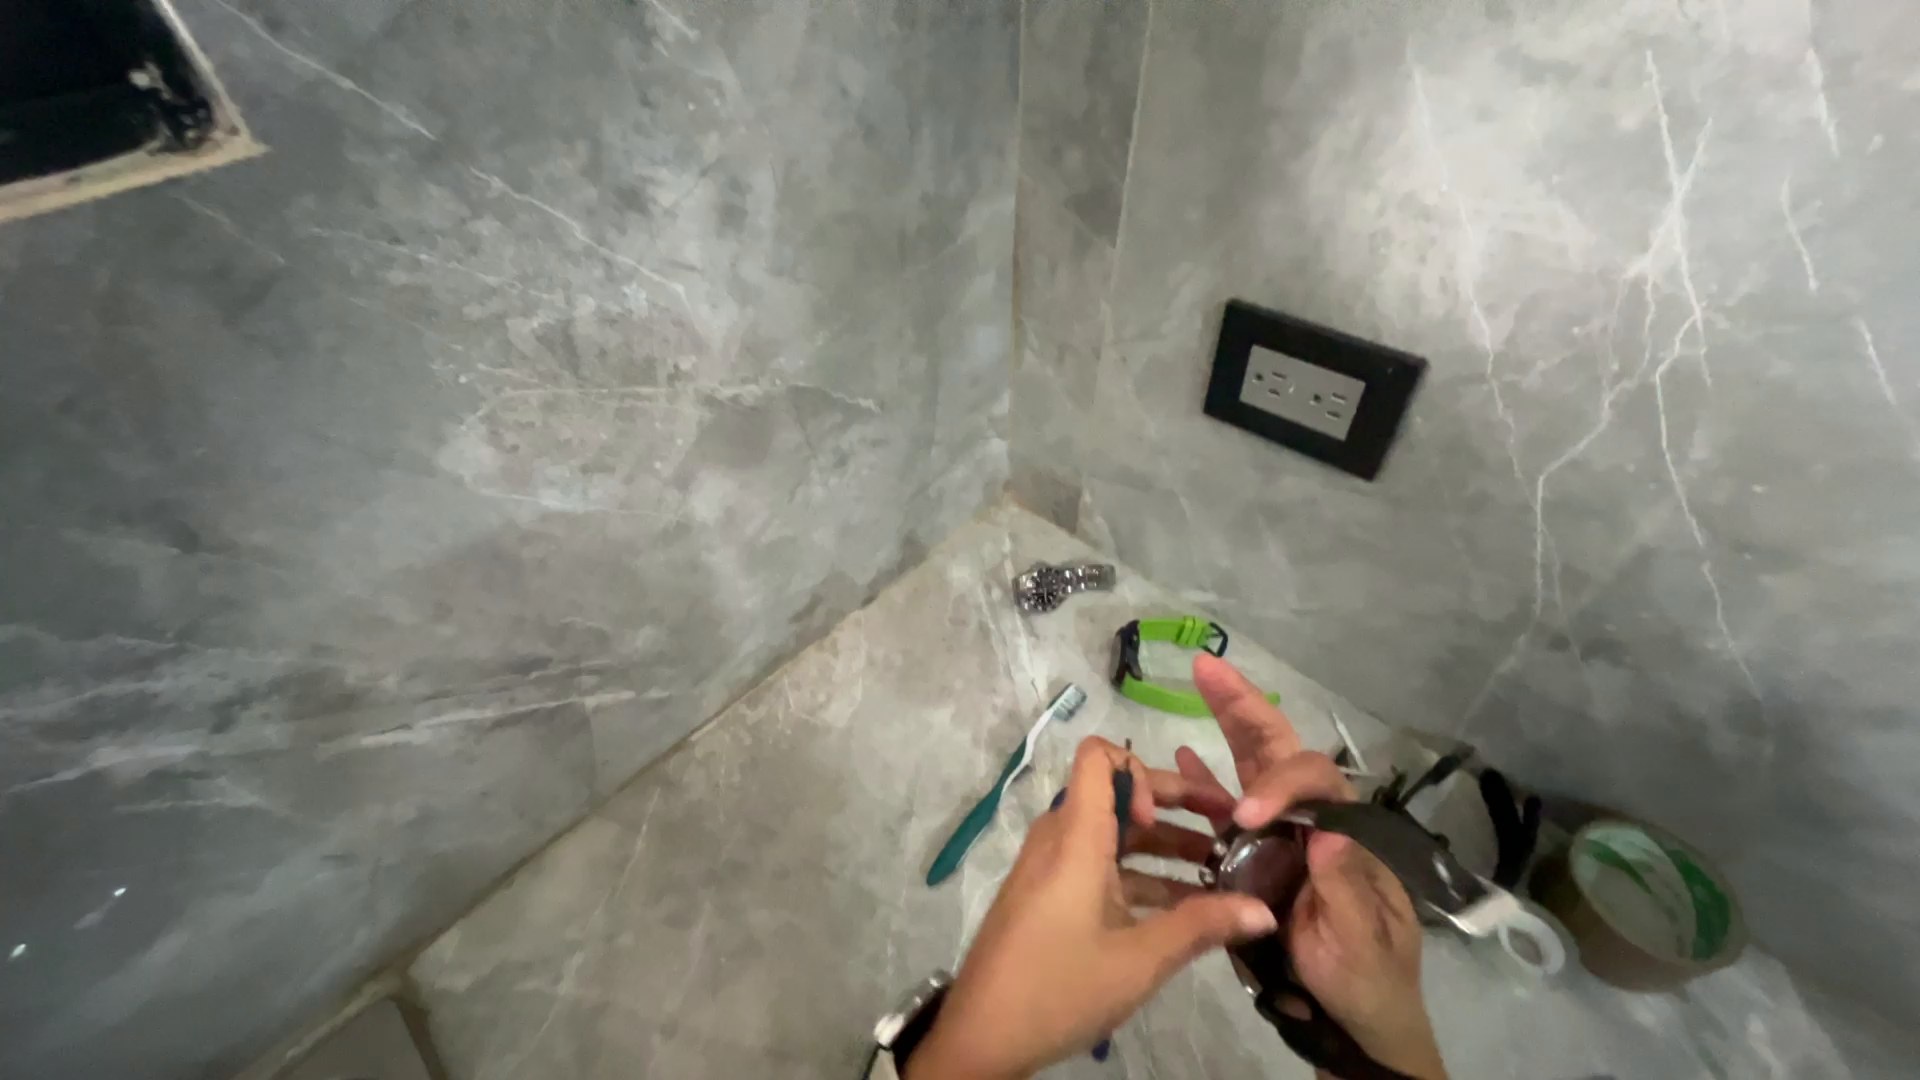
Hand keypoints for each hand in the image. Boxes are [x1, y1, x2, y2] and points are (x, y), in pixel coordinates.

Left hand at [908, 736, 1278, 1079]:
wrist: (982, 1033)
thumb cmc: (1058, 985)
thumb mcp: (1138, 960)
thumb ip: (1201, 927)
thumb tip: (1264, 909)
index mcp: (1075, 833)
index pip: (1098, 755)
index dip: (1140, 771)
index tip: (1163, 818)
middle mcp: (1062, 835)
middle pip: (1118, 793)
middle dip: (1174, 805)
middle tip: (1230, 825)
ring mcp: (1054, 863)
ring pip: (1114, 833)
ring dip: (1165, 846)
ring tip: (1222, 871)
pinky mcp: (1053, 891)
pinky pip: (1101, 864)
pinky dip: (1141, 875)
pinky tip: (1187, 908)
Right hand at [1188, 653, 1447, 1079]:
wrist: (1354, 1019)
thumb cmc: (1367, 983)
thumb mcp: (1362, 947)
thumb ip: (1347, 891)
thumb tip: (1326, 833)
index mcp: (1343, 830)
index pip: (1311, 780)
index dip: (1277, 785)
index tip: (1245, 816)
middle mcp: (1310, 818)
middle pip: (1278, 748)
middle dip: (1243, 705)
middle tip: (1208, 668)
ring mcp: (1279, 832)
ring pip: (1249, 764)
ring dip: (1224, 721)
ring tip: (1198, 681)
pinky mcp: (1252, 852)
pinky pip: (1223, 804)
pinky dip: (1203, 778)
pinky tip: (1181, 756)